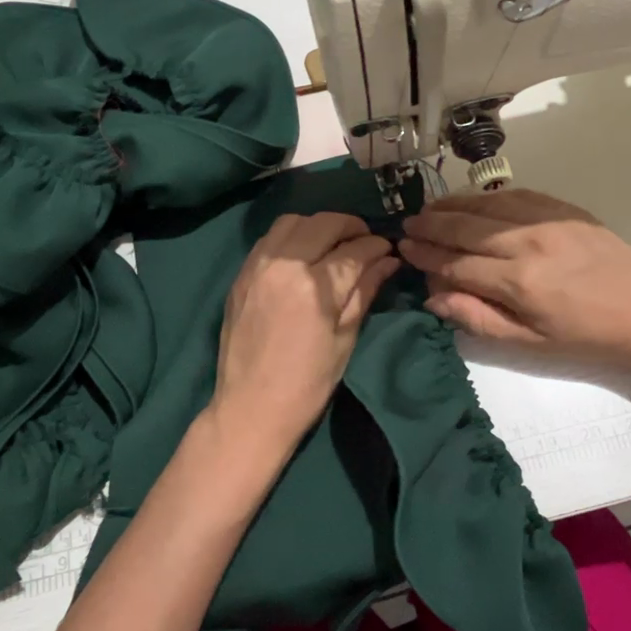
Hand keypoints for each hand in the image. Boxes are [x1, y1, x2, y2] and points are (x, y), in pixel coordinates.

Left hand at [210, 212, 398, 452]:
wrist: (250, 409)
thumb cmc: (308, 383)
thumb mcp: (346, 339)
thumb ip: (365, 292)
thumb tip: (388, 261)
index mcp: (315, 286)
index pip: (354, 250)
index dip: (376, 247)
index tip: (389, 250)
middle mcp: (284, 265)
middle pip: (323, 223)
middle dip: (351, 226)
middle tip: (366, 240)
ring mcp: (258, 267)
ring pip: (293, 221)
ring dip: (318, 225)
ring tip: (334, 243)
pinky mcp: (241, 276)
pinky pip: (269, 239)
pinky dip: (292, 236)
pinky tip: (304, 254)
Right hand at [397, 189, 630, 362]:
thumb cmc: (583, 336)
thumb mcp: (528, 343)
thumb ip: (477, 318)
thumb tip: (433, 297)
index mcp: (517, 282)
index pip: (456, 263)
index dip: (426, 257)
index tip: (404, 250)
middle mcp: (527, 243)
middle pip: (465, 228)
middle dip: (431, 226)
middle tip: (407, 225)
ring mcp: (547, 220)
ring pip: (486, 205)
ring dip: (453, 205)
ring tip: (430, 209)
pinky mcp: (564, 208)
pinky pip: (516, 194)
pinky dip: (487, 197)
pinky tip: (473, 201)